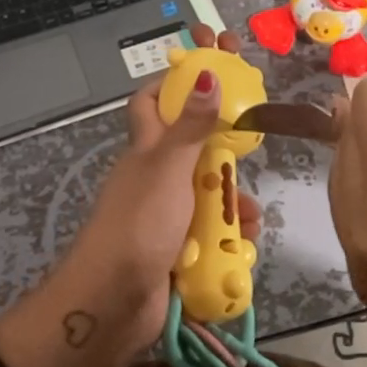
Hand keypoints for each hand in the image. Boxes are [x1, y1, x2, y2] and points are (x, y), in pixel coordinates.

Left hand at [68, 24, 261, 344]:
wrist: (113, 304)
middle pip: (194, 147)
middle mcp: (156, 176)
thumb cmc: (138, 225)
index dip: (175, 79)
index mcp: (147, 150)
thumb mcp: (168, 169)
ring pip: (209, 194)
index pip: (152, 102)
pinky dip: (230, 237)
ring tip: (248, 215)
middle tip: (252, 143)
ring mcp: (167, 214)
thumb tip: (207, 72)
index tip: (209, 62)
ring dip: (232, 202)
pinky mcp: (179, 249)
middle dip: (224, 149)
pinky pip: (213, 234)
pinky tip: (243, 244)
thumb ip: (191, 126)